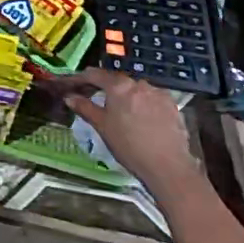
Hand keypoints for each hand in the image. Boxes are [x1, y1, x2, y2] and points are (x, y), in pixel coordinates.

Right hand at [55, 68, 201, 193]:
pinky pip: (150, 99)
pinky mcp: (173, 108)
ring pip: (134, 89)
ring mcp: (159, 95)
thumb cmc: (128, 144)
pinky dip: (140, 103)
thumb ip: (84, 106)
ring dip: (123, 95)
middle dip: (102, 86)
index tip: (69, 86)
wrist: (169, 168)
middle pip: (115, 80)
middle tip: (90, 96)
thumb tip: (69, 97)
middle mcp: (139, 84)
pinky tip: (138, 116)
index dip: (79, 79)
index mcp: (119, 85)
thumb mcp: (101, 125)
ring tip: (115, 107)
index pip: (93, 74)